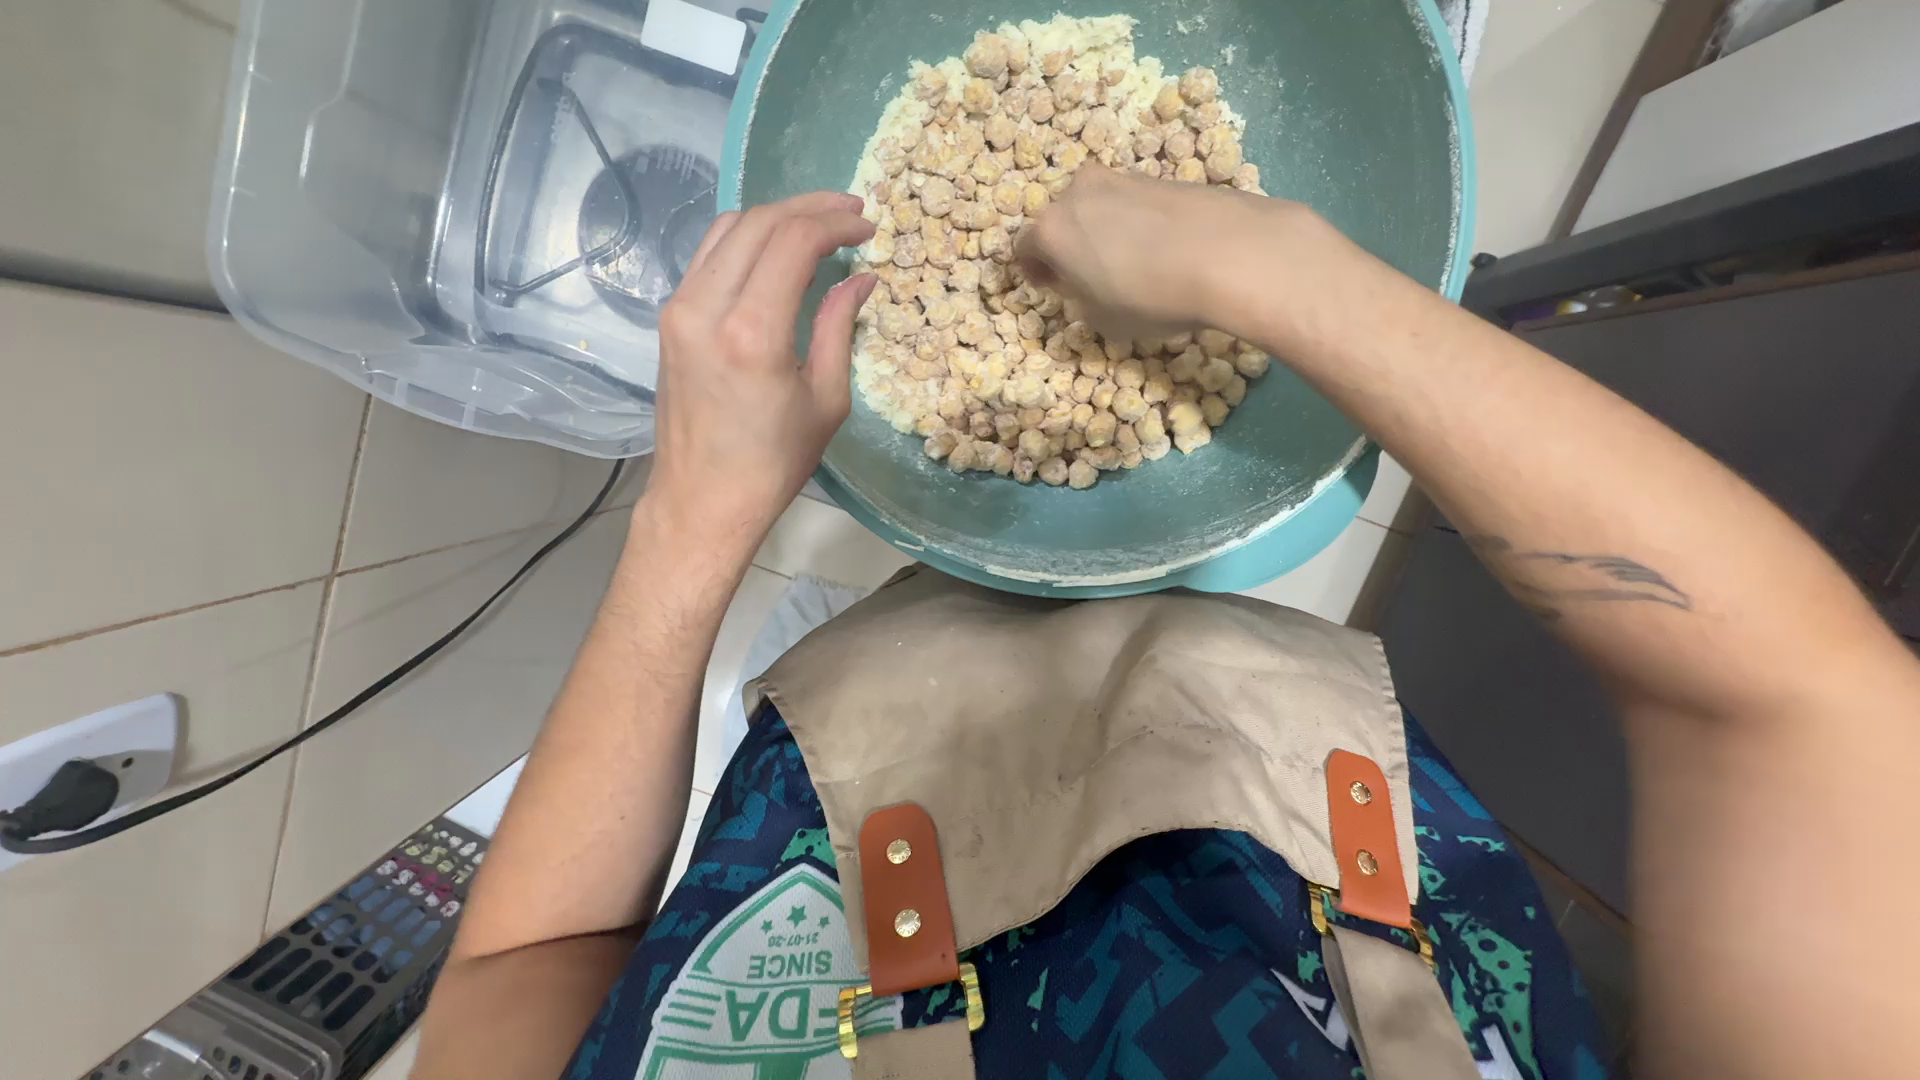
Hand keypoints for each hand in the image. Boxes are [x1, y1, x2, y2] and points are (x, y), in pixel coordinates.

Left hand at [644, 193, 876, 548]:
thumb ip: (839, 328)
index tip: (867, 226)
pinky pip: (708, 255)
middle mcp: (706, 307)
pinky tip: (776, 251)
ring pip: (727, 229)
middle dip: (809, 208)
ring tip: (817, 224)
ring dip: (776, 216)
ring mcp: (679, 308)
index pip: (793, 242)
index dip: (835, 224)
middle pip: (759, 222)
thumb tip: (860, 279)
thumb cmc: (774, 462)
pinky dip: (746, 240)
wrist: (703, 499)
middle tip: (850, 211)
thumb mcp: (826, 400)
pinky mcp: (670, 318)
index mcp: (752, 333)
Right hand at [1016, 165, 1344, 344]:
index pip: (1023, 248)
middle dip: (1067, 247)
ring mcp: (1122, 178)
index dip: (1034, 272)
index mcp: (1051, 229)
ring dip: (1102, 233)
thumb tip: (1089, 287)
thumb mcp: (1102, 320)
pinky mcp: (1161, 176)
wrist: (1229, 254)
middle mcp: (1079, 193)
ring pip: (1097, 208)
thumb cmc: (1149, 297)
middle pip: (1060, 220)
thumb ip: (1082, 300)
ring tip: (1129, 265)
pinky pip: (1133, 204)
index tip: (1051, 287)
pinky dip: (1135, 225)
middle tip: (1087, 277)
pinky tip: (1161, 252)